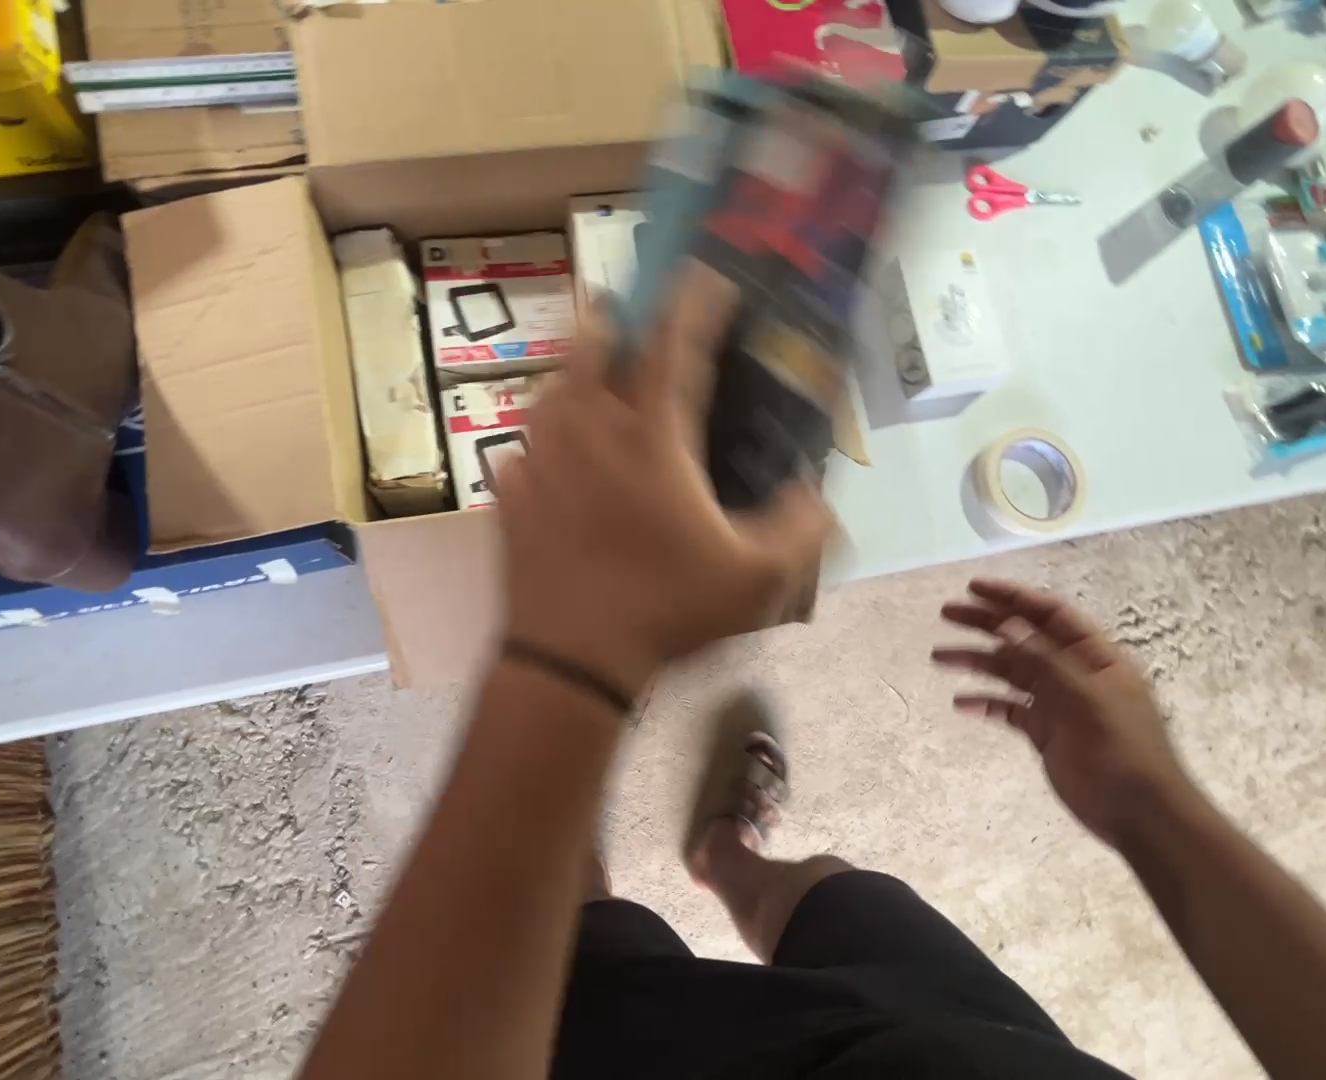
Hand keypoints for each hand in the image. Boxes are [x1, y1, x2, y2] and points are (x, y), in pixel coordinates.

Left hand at [493, 264, 833, 697]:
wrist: (570, 660)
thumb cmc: (664, 611)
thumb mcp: (756, 580)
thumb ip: (800, 530)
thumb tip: (817, 496)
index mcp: (650, 441)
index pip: (673, 348)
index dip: (692, 303)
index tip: (704, 277)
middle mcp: (588, 436)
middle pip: (588, 350)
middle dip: (606, 319)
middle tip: (618, 310)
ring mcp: (538, 464)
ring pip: (546, 394)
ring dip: (567, 376)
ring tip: (583, 381)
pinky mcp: (508, 498)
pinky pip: (519, 451)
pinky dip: (536, 443)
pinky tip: (546, 459)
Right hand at [932, 579, 1200, 848]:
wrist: (1139, 813)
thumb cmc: (1122, 750)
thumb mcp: (1086, 698)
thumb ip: (1044, 660)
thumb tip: (1006, 623)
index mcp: (1095, 657)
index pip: (1049, 614)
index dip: (1012, 597)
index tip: (973, 588)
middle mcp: (1074, 672)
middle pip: (1023, 638)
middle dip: (985, 623)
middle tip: (946, 613)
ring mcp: (1057, 702)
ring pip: (1009, 671)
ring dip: (976, 661)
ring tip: (939, 658)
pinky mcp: (1043, 730)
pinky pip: (1007, 708)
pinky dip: (984, 702)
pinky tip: (960, 703)